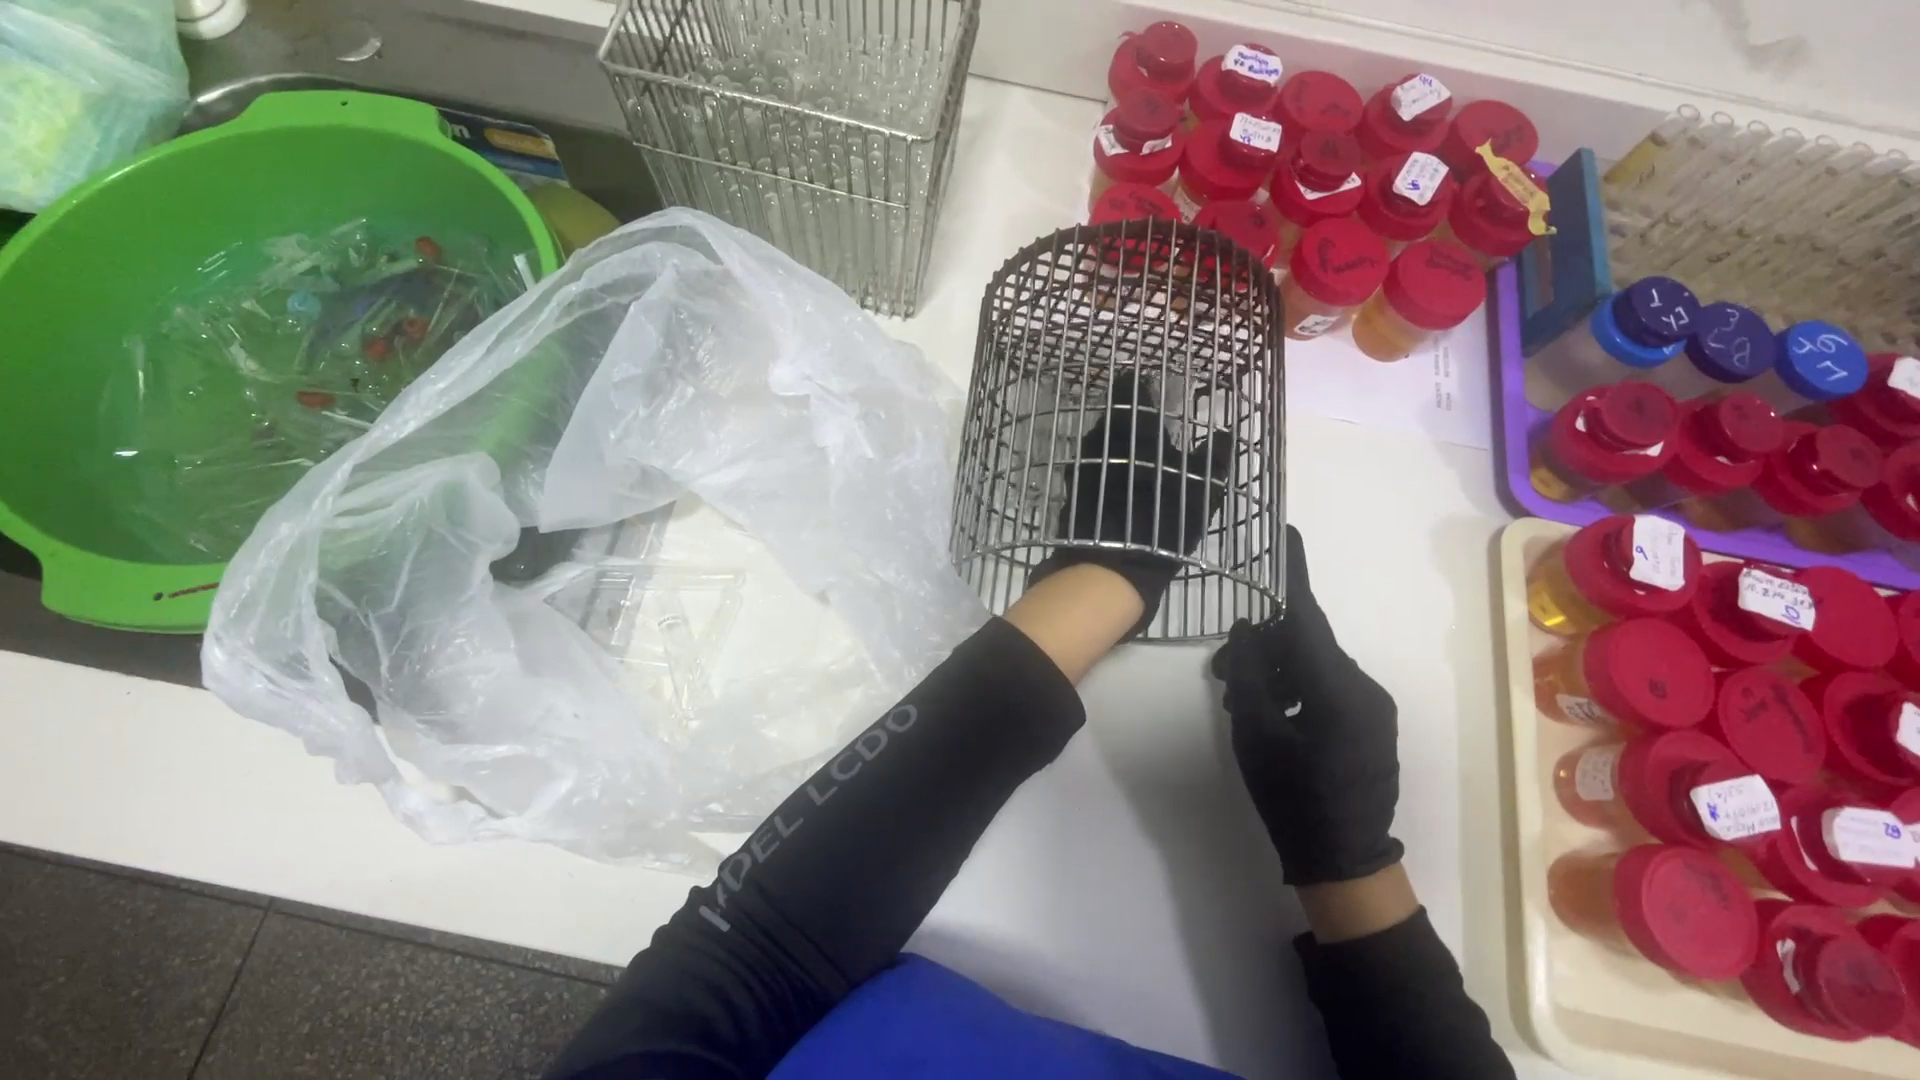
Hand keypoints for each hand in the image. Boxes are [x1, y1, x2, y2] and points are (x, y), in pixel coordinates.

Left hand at [1031, 372, 1235, 635]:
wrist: (1110, 569)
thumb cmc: (1162, 525)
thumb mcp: (1199, 494)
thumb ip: (1212, 461)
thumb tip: (1223, 435)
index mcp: (1134, 436)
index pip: (1133, 398)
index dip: (1137, 388)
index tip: (1142, 382)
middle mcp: (1103, 446)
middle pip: (1111, 421)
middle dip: (1123, 416)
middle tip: (1136, 416)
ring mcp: (1081, 471)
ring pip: (1096, 445)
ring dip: (1109, 442)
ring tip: (1125, 448)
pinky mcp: (1070, 495)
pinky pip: (1086, 472)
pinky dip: (1098, 469)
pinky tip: (1109, 480)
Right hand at [1211, 526, 1402, 886]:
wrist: (1342, 860)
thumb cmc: (1291, 798)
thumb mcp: (1256, 733)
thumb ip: (1250, 674)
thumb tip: (1248, 628)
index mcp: (1339, 689)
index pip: (1307, 618)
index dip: (1292, 575)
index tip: (1286, 533)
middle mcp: (1364, 688)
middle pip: (1308, 643)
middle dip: (1263, 644)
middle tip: (1220, 670)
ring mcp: (1372, 708)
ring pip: (1316, 666)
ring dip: (1276, 670)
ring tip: (1238, 696)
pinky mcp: (1371, 724)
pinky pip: (1328, 688)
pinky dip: (1295, 688)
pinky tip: (1269, 710)